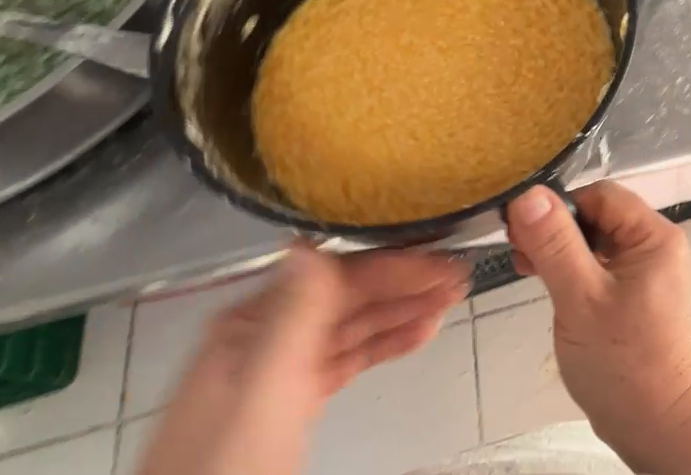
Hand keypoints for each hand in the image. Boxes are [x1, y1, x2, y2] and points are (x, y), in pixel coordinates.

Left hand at [135, 246, 467, 474]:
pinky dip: (385, 343)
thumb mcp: (264, 389)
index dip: (393, 264)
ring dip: (404, 309)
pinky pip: (348, 357)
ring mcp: (278, 369)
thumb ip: (292, 316)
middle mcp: (266, 335)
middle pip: (349, 296)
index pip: (337, 276)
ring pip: (354, 325)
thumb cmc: (230, 464)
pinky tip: (419, 335)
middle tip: (461, 273)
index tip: (443, 256)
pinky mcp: (292, 399)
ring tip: (452, 299)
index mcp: (253, 323)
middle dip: (407, 283)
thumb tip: (309, 239)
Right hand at [505, 183, 690, 469]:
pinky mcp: (635, 291)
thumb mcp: (580, 297)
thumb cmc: (621, 358)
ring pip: (596, 240)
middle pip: (599, 216)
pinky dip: (574, 270)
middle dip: (558, 230)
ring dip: (562, 251)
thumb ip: (555, 244)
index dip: (562, 208)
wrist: (656, 418)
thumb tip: (528, 195)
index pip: (602, 196)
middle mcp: (656, 243)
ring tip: (529, 271)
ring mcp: (647, 268)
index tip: (523, 232)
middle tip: (520, 257)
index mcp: (654, 234)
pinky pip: (601, 264)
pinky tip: (549, 286)